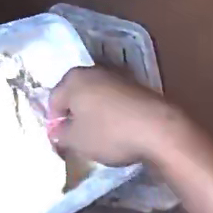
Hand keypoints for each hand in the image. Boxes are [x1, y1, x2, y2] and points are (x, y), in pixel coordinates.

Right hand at [46, 66, 186, 167]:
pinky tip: (117, 129)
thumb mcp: (76, 141)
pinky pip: (113, 100)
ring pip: (94, 96)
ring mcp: (115, 76)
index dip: (55, 123)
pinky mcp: (134, 86)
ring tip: (99, 136)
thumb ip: (60, 135)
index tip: (62, 142)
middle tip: (77, 138)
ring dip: (92, 113)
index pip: (53, 101)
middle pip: (74, 95)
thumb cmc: (109, 133)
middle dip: (73, 115)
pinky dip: (111, 113)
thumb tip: (57, 131)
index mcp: (72, 79)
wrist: (158, 129)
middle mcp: (91, 71)